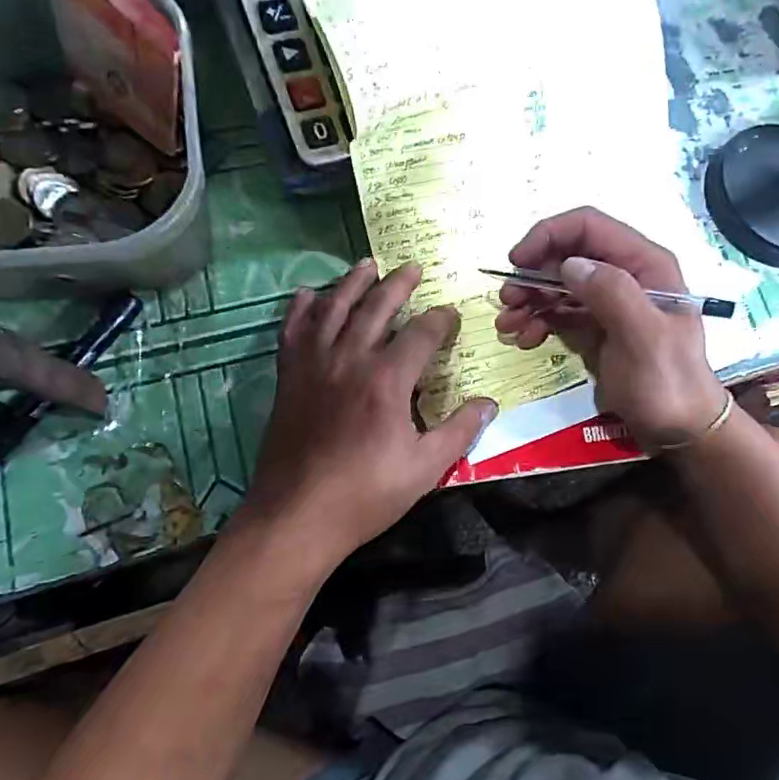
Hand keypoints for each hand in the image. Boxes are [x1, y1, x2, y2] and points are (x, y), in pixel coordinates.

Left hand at [238, 259, 496, 557]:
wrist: (298, 515)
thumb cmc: (367, 494)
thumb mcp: (426, 468)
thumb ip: (460, 431)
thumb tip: (489, 404)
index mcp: (387, 380)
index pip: (421, 334)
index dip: (440, 320)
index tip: (451, 315)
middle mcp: (349, 359)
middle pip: (376, 308)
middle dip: (398, 285)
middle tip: (413, 267)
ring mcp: (314, 366)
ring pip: (333, 309)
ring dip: (352, 283)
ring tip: (367, 265)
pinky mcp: (289, 378)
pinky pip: (293, 331)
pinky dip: (302, 308)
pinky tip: (308, 294)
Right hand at [494, 207, 725, 447]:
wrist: (679, 429)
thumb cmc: (667, 383)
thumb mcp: (644, 338)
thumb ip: (612, 294)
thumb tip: (570, 265)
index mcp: (644, 265)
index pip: (589, 226)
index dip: (549, 235)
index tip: (517, 261)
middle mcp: (625, 276)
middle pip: (567, 255)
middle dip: (533, 274)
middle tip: (507, 302)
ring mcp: (609, 304)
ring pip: (558, 285)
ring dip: (529, 300)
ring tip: (509, 325)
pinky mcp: (596, 329)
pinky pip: (559, 314)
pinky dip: (538, 322)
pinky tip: (524, 339)